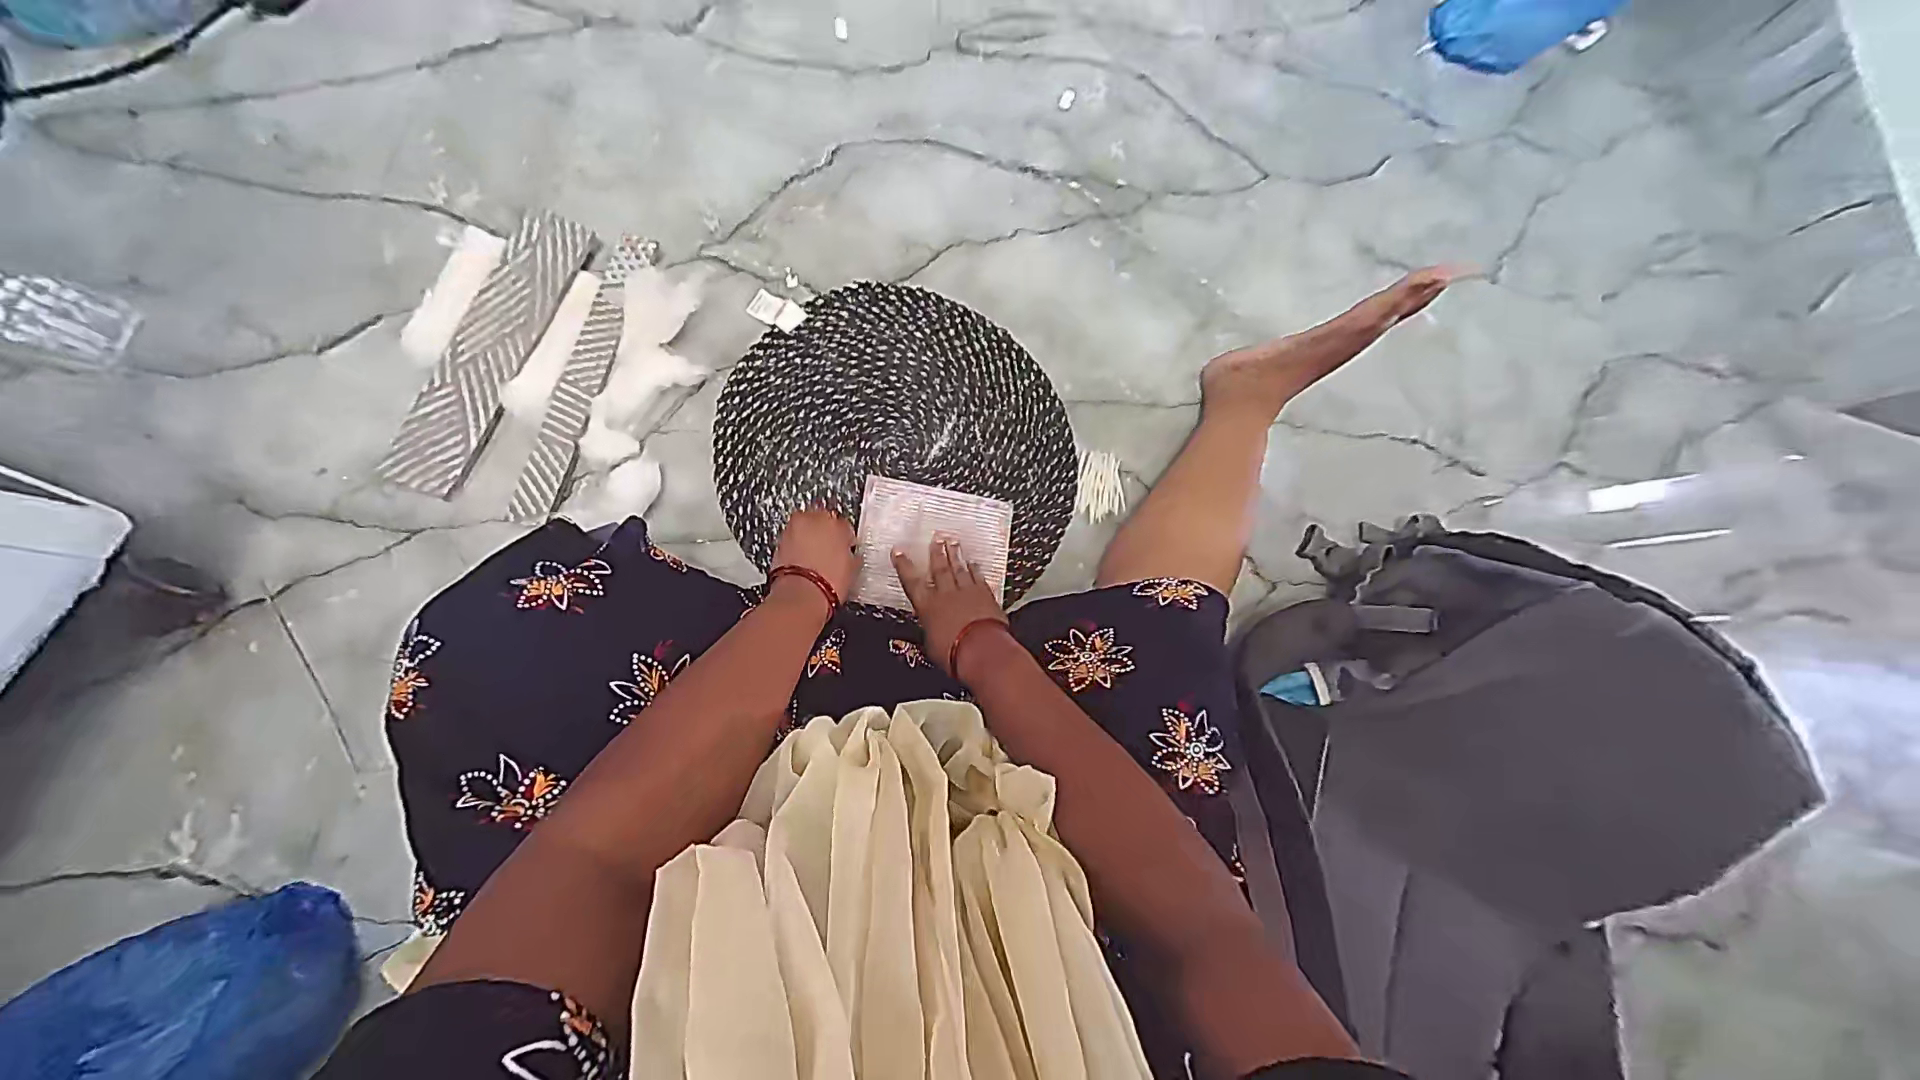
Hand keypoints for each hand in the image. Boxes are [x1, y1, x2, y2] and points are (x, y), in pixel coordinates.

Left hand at [769, 509, 857, 609]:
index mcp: (834, 521)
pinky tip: (805, 565)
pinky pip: (792, 543)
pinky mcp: (778, 543)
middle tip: (831, 552)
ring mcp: (792, 530)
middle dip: (825, 534)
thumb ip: (851, 554)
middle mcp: (811, 519)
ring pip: (804, 530)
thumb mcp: (853, 567)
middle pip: (820, 521)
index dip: (845, 538)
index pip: (843, 524)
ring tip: (817, 561)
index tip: (846, 549)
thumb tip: (849, 555)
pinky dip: (797, 550)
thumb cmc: (827, 582)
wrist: (801, 596)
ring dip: (809, 541)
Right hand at [891, 537, 1008, 677]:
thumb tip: (931, 634)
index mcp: (927, 606)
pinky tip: (974, 564)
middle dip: (936, 552)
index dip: (904, 565)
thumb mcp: (931, 646)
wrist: (981, 649)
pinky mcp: (985, 595)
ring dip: (955, 554)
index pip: (911, 581)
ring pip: (959, 568)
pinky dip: (975, 569)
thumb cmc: (954, 653)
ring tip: (953, 542)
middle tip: (935, 538)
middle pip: (939, 568)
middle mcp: (946, 594)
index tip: (899, 551)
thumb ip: (930, 633)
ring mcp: (967, 592)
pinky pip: (978, 577)